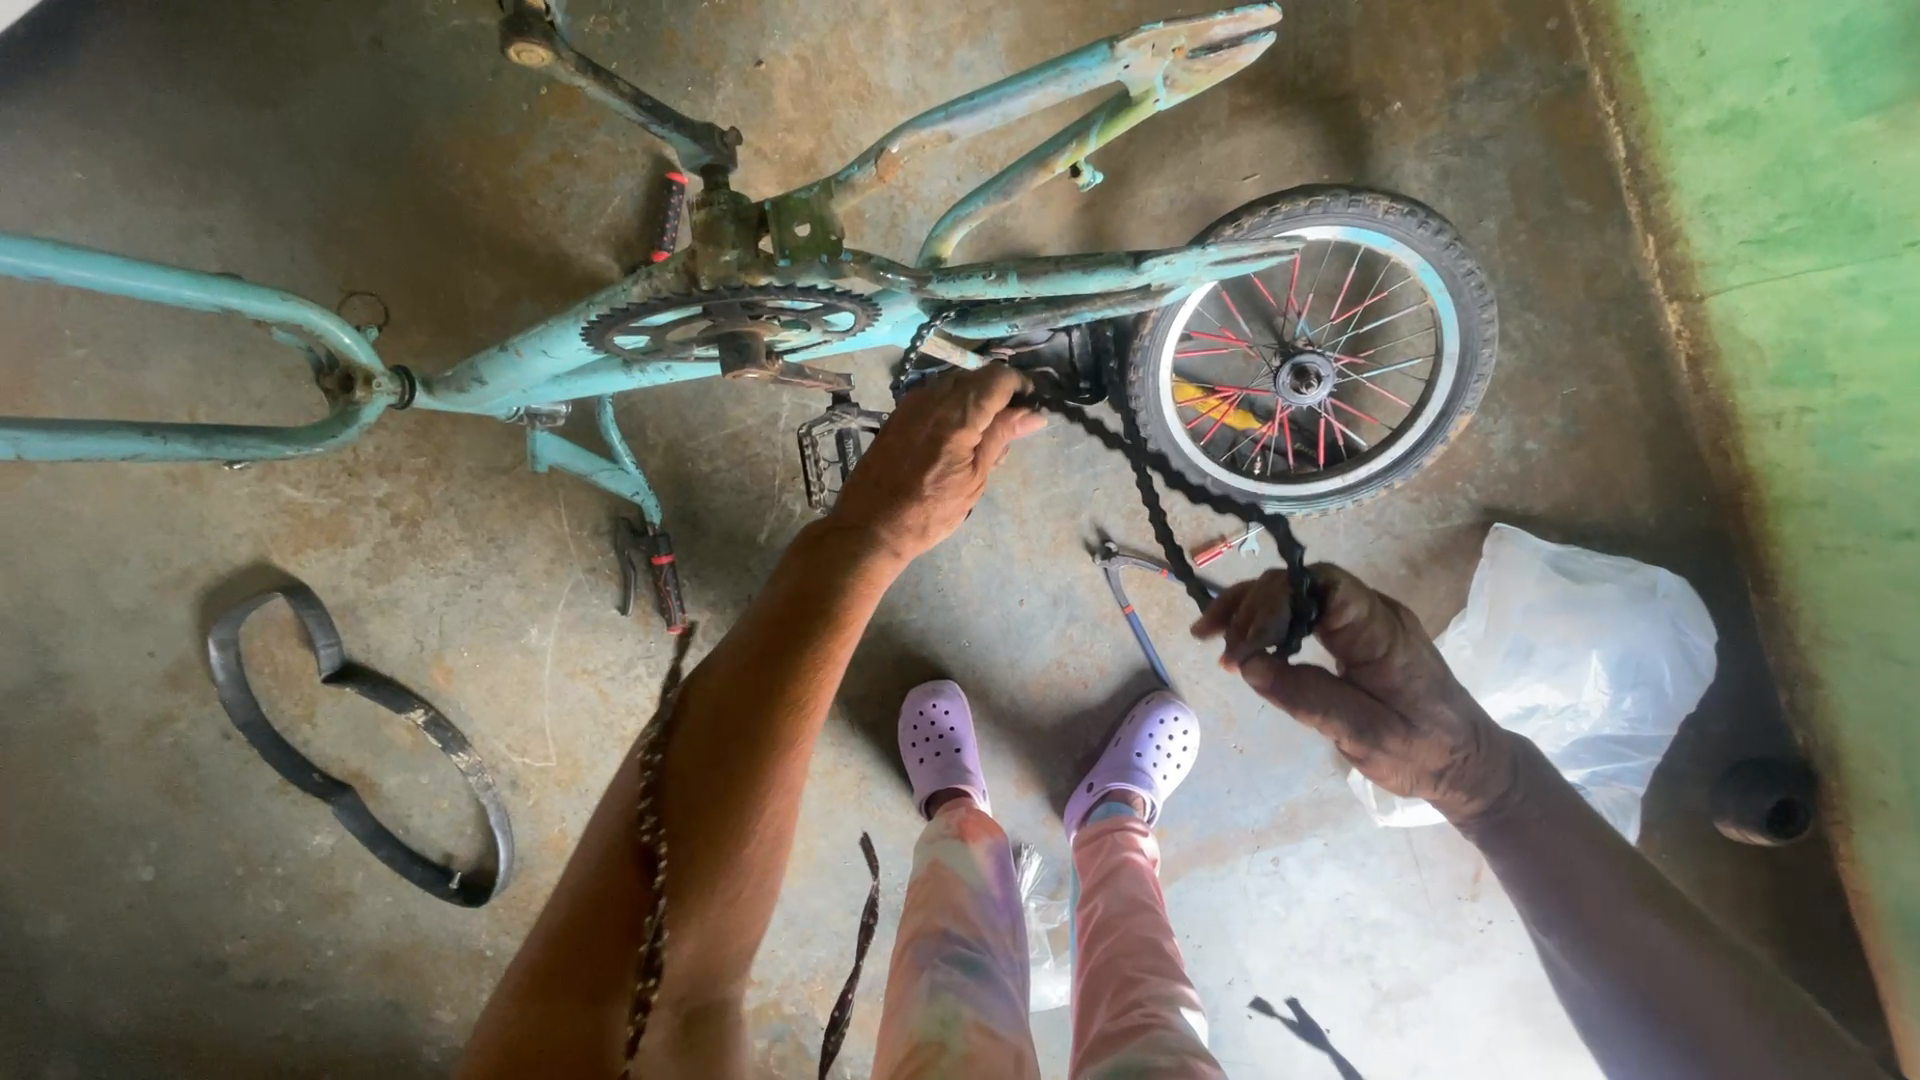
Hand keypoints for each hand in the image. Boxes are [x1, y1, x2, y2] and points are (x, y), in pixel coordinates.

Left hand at [826, 364, 1044, 564]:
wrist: (870, 526)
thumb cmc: (929, 512)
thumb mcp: (974, 479)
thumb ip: (1000, 438)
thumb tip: (1033, 413)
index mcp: (957, 414)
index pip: (998, 377)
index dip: (1021, 386)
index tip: (1031, 409)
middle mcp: (932, 398)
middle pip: (977, 376)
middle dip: (999, 393)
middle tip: (1011, 428)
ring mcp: (911, 403)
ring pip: (955, 384)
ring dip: (976, 400)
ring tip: (984, 438)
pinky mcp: (899, 414)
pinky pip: (935, 396)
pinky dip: (954, 407)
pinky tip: (956, 438)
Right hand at [1192, 563, 1520, 821]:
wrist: (1468, 761)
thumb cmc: (1422, 751)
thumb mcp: (1365, 735)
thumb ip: (1307, 697)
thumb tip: (1248, 665)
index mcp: (1380, 631)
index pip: (1322, 586)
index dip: (1273, 603)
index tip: (1242, 646)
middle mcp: (1370, 611)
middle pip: (1297, 584)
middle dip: (1249, 606)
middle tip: (1214, 643)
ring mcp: (1361, 619)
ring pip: (1293, 594)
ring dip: (1248, 610)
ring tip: (1207, 635)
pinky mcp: (1351, 632)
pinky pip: (1301, 612)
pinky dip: (1265, 622)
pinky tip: (1239, 641)